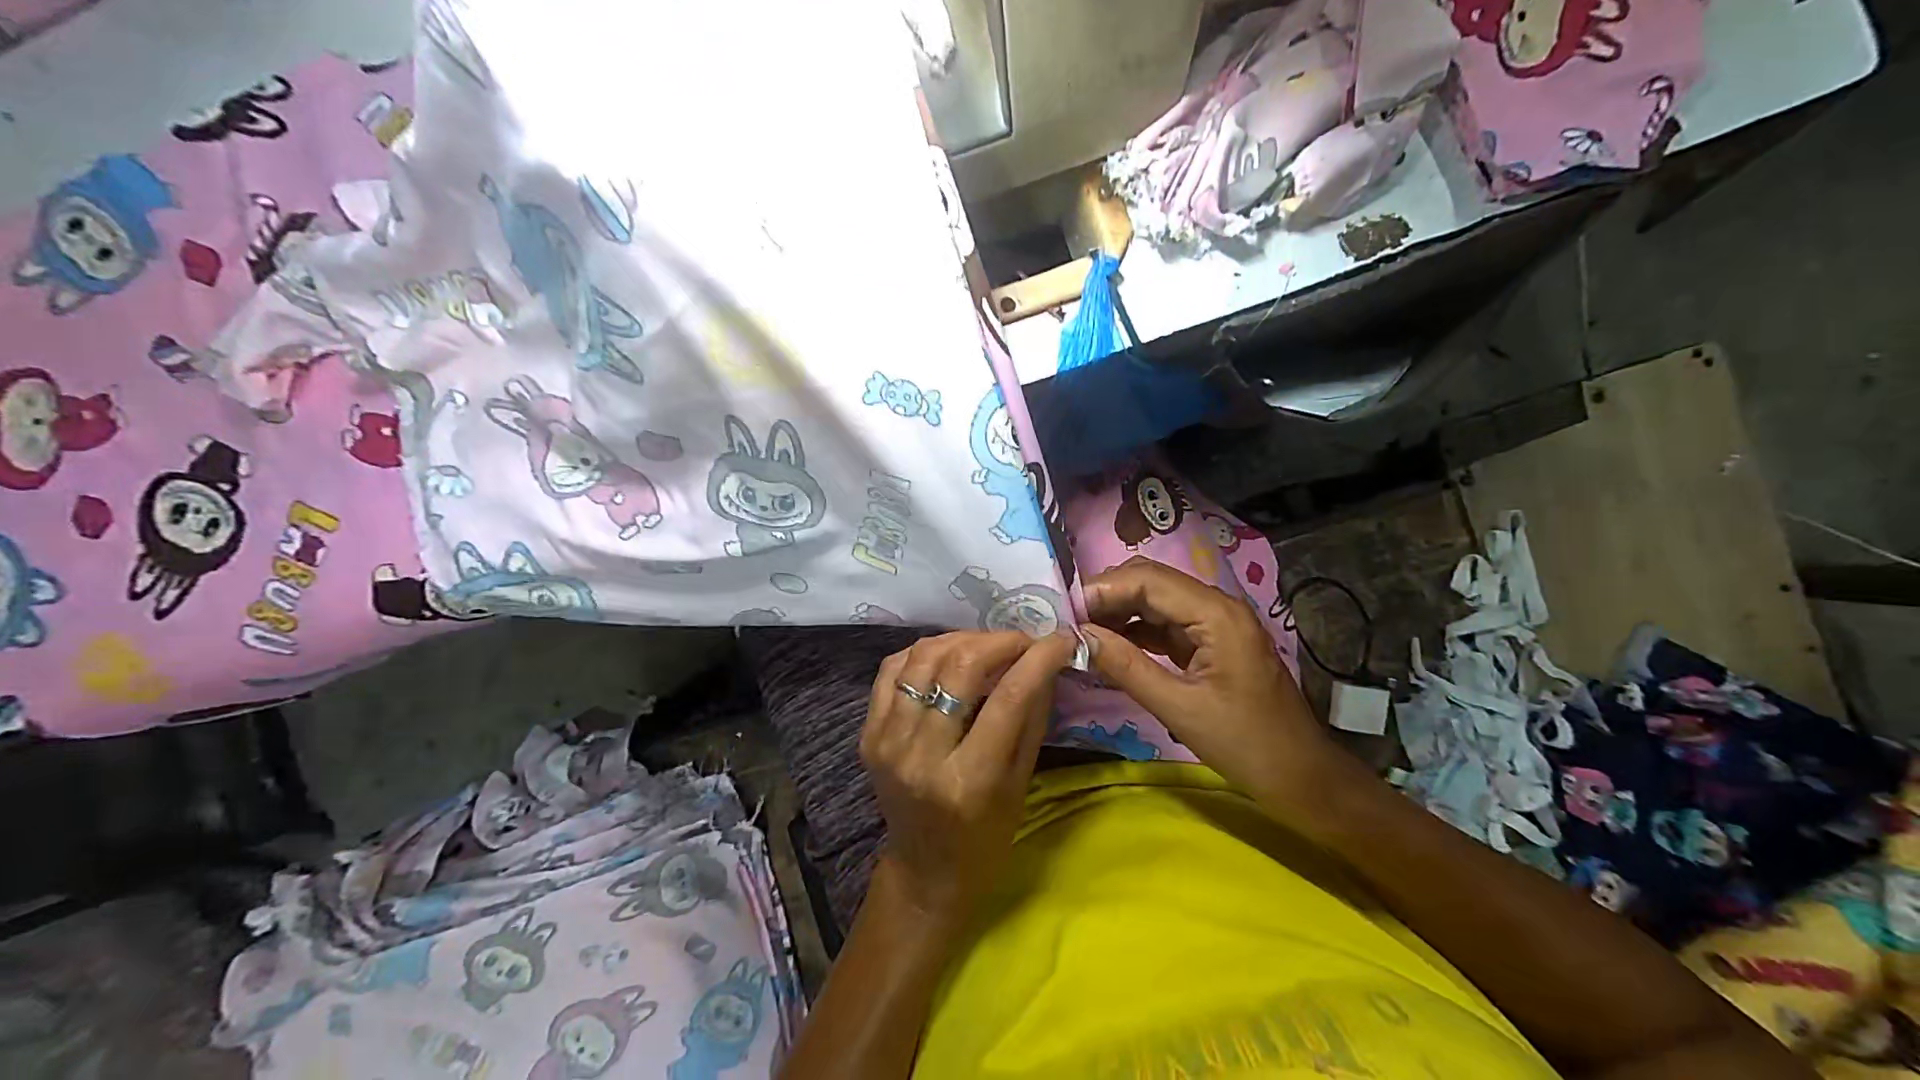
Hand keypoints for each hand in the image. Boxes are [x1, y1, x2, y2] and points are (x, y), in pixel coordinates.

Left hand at [860, 630, 1078, 923]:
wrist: (925, 869)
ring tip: (988, 645)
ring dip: (962, 639)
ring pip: (923, 657)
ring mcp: (886, 741)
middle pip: (960, 666)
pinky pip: (892, 669)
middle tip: (1023, 641)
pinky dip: (923, 652)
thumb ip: (1032, 717)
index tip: (1059, 639)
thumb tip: (1046, 660)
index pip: (1008, 697)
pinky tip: (948, 656)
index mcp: (969, 780)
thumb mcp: (1021, 784)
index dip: (1038, 658)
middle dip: (1000, 641)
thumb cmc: (986, 836)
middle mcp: (921, 756)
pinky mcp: (867, 733)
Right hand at [1081, 558, 1333, 809]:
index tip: (1064, 610)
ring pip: (1155, 601)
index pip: (1148, 580)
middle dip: (1107, 596)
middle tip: (1066, 619)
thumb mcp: (1178, 708)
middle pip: (1151, 582)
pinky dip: (1135, 631)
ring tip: (1079, 631)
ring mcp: (1214, 624)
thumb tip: (1079, 637)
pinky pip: (1164, 624)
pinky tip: (1107, 645)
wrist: (1300, 776)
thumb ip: (1126, 667)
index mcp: (1216, 614)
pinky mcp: (1210, 643)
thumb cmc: (1245, 744)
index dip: (1103, 589)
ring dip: (1118, 612)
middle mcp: (1216, 607)